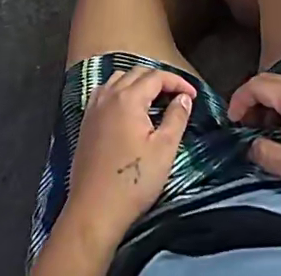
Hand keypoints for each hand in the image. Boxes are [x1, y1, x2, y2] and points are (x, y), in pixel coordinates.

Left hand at [63, 68, 195, 248]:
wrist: (95, 206)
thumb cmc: (134, 180)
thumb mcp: (164, 150)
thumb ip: (176, 118)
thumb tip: (184, 97)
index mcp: (128, 98)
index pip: (155, 77)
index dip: (177, 81)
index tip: (193, 94)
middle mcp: (108, 94)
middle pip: (136, 73)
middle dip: (159, 79)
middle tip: (177, 95)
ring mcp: (94, 105)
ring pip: (118, 78)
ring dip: (138, 82)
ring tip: (156, 99)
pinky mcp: (86, 118)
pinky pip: (105, 91)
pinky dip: (121, 90)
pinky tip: (128, 107)